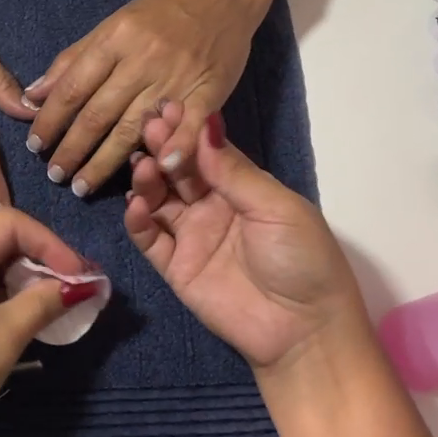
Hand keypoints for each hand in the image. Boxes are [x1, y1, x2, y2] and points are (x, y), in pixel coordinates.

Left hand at [0, 210, 95, 436]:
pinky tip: (27, 321)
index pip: (12, 223)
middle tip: (78, 293)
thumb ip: (45, 302)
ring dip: (28, 283)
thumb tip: (83, 284)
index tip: (81, 277)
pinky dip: (7, 299)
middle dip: (45, 262)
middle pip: (2, 241)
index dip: (52, 244)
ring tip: (59, 309)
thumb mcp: (4, 336)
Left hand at [25, 0, 270, 198]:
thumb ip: (74, 60)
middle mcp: (142, 59)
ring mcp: (176, 78)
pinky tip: (157, 169)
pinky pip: (188, 126)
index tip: (35, 146)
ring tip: (81, 186)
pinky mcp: (208, 91)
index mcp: (115, 39)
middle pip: (97, 114)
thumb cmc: (163, 9)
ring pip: (132, 128)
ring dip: (103, 163)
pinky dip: (175, 149)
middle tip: (54, 175)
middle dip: (71, 149)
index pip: (73, 87)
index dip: (50, 120)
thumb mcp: (113, 24)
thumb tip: (34, 95)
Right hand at [123, 103, 365, 372]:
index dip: (188, 131)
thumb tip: (204, 126)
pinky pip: (151, 240)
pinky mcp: (176, 268)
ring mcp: (192, 238)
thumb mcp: (276, 208)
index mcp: (244, 189)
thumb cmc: (302, 260)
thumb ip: (235, 172)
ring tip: (141, 166)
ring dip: (147, 181)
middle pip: (179, 172)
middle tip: (144, 127)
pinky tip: (135, 204)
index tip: (167, 107)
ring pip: (160, 201)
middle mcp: (214, 208)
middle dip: (162, 149)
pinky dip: (139, 221)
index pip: (208, 152)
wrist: (302, 329)